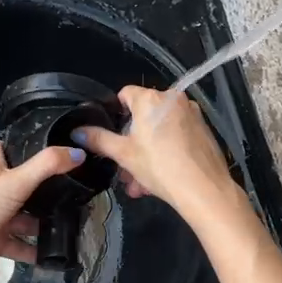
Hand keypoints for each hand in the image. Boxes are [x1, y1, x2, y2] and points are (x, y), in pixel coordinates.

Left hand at [0, 141, 83, 282]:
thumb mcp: (17, 179)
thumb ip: (48, 165)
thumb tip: (79, 153)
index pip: (1, 150)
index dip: (17, 145)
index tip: (42, 146)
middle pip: (18, 185)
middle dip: (39, 187)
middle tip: (69, 186)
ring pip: (22, 217)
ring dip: (41, 220)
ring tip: (71, 218)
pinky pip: (20, 246)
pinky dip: (35, 250)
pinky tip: (56, 251)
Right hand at [72, 87, 234, 211]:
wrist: (204, 188)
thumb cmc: (159, 166)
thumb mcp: (124, 154)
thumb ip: (99, 139)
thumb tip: (77, 131)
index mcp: (151, 98)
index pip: (125, 94)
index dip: (116, 113)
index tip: (113, 135)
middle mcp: (173, 99)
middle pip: (144, 117)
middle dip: (131, 144)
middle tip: (125, 170)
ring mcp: (191, 114)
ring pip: (160, 131)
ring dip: (146, 155)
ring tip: (140, 185)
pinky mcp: (203, 130)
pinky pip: (176, 138)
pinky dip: (165, 153)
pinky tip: (159, 180)